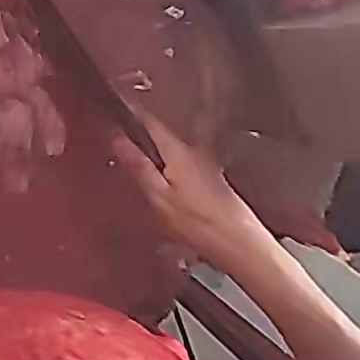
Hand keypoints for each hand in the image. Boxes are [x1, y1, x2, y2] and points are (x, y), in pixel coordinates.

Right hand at [111, 107, 272, 269]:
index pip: (150, 121)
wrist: (243, 248)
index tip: (115, 110)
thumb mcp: (159, 196)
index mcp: (178, 151)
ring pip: (171, 152)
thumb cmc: (201, 224)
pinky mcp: (212, 180)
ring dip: (154, 156)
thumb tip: (117, 139)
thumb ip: (138, 165)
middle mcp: (194, 152)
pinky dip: (167, 170)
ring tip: (138, 170)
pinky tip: (162, 189)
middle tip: (119, 144)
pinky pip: (181, 166)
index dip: (131, 114)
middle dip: (140, 138)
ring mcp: (205, 166)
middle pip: (160, 136)